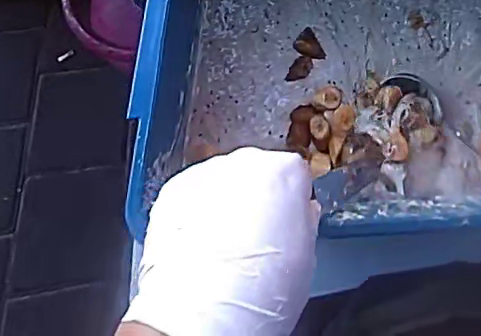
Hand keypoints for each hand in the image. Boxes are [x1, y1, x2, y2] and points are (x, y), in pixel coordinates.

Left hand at [121, 148, 317, 335]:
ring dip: (223, 205)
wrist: (202, 319)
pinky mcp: (175, 189)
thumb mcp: (306, 256)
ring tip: (217, 249)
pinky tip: (195, 246)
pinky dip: (193, 215)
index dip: (289, 203)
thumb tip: (299, 214)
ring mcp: (210, 173)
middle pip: (258, 173)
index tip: (282, 225)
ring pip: (223, 182)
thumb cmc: (259, 293)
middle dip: (255, 199)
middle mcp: (250, 161)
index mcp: (288, 171)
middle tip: (249, 240)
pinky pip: (192, 196)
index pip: (295, 175)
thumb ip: (305, 220)